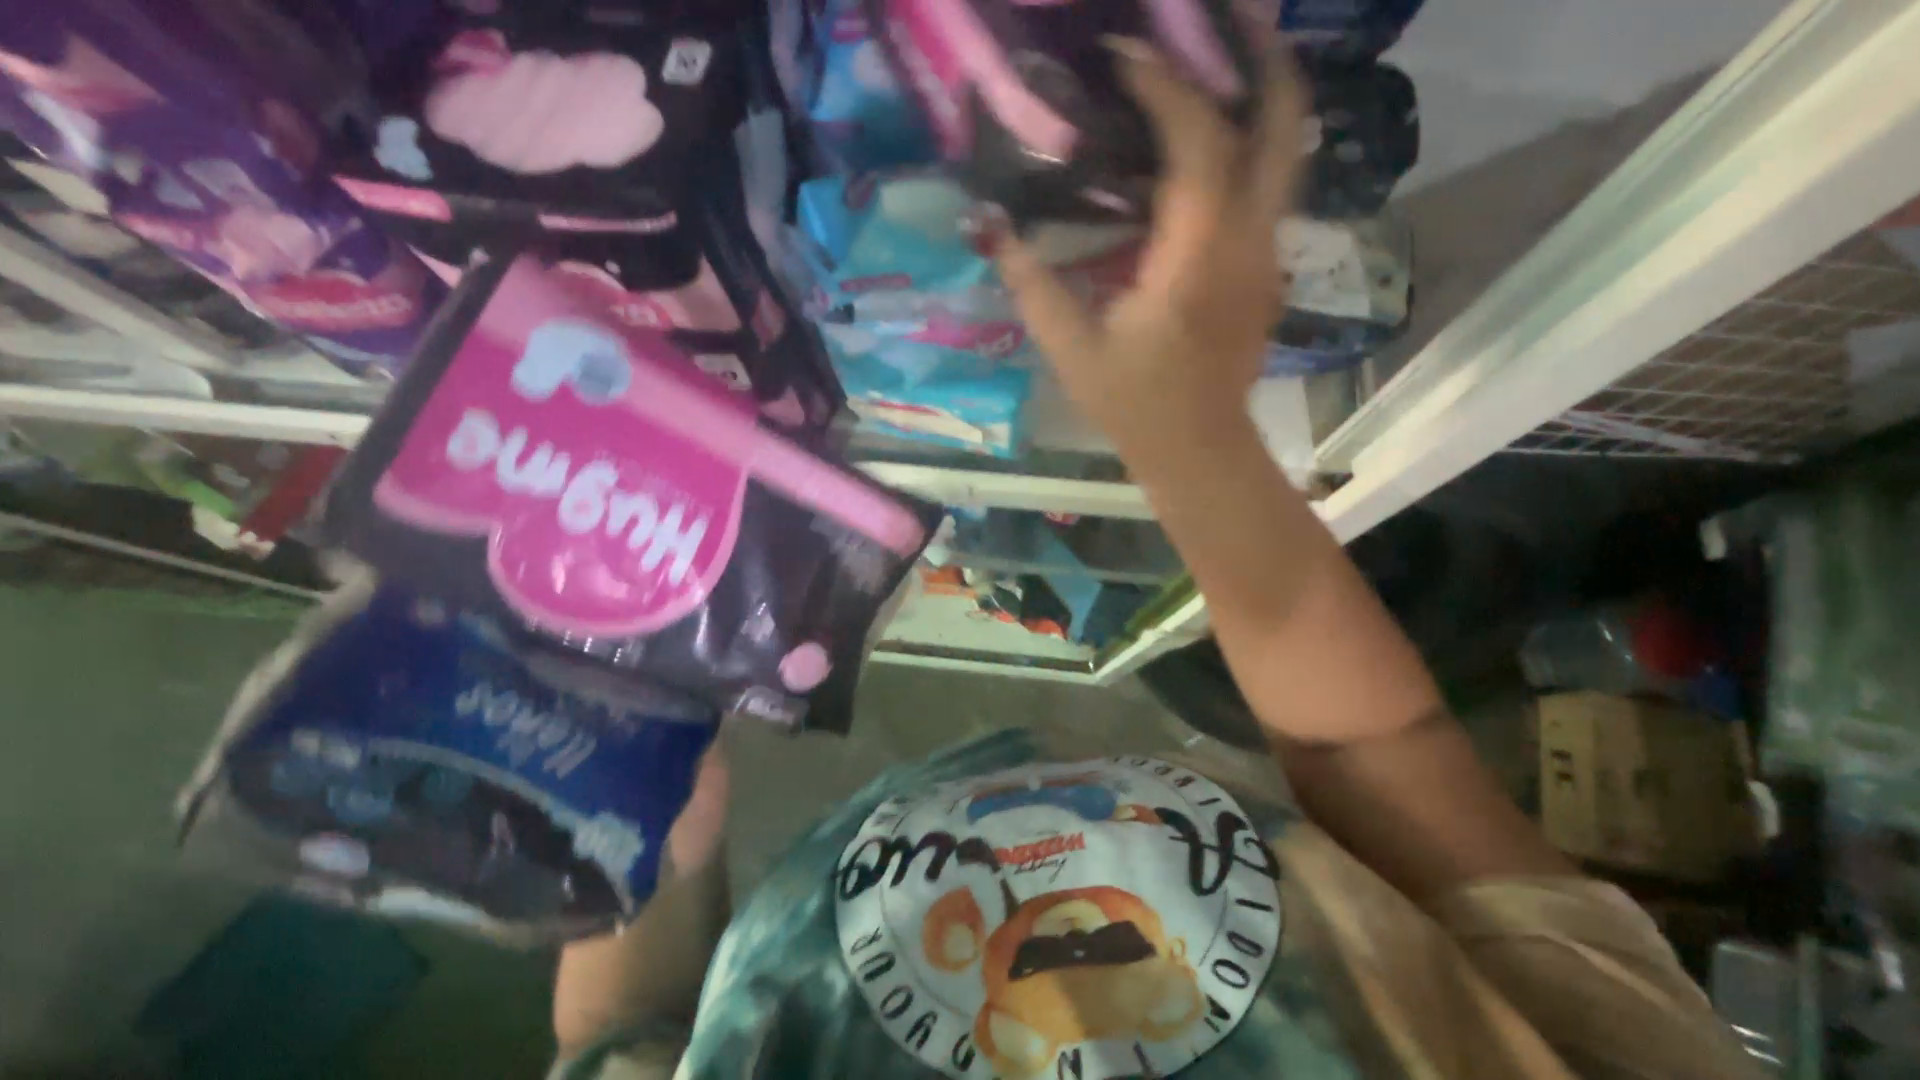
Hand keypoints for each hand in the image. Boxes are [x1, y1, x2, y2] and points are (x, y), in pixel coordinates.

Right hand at [994, 38, 1306, 462]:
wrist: (1200, 449)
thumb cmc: (1134, 405)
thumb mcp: (1071, 349)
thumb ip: (1031, 282)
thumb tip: (987, 224)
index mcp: (1196, 261)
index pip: (1197, 147)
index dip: (1165, 89)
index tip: (1124, 54)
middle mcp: (1247, 243)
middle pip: (1282, 126)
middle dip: (1262, 58)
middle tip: (1228, 14)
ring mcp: (1267, 251)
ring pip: (1287, 149)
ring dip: (1262, 91)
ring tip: (1224, 49)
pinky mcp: (1267, 263)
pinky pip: (1269, 181)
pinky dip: (1248, 138)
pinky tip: (1210, 128)